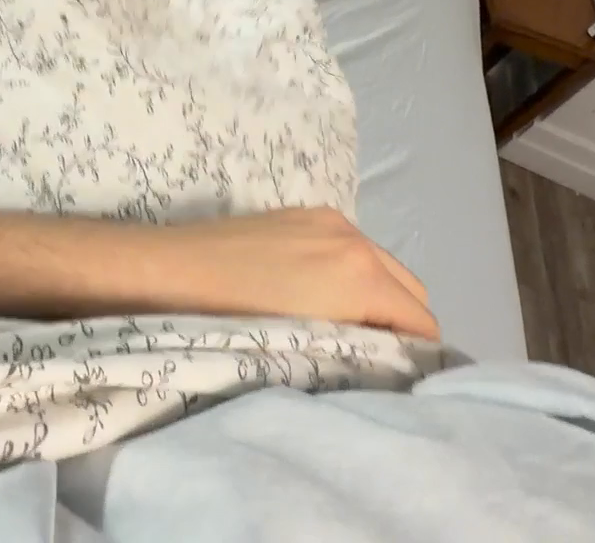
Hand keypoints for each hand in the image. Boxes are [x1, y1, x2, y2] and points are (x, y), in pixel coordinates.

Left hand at [154, 207, 439, 340]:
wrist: (171, 271)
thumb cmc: (235, 322)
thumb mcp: (311, 348)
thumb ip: (363, 352)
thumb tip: (392, 363)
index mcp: (362, 272)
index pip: (423, 323)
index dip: (416, 359)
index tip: (393, 381)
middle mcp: (353, 236)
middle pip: (410, 290)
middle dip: (399, 324)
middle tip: (367, 357)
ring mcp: (325, 218)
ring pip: (380, 265)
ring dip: (375, 296)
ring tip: (337, 325)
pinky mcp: (300, 213)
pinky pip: (348, 246)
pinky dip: (348, 271)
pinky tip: (312, 292)